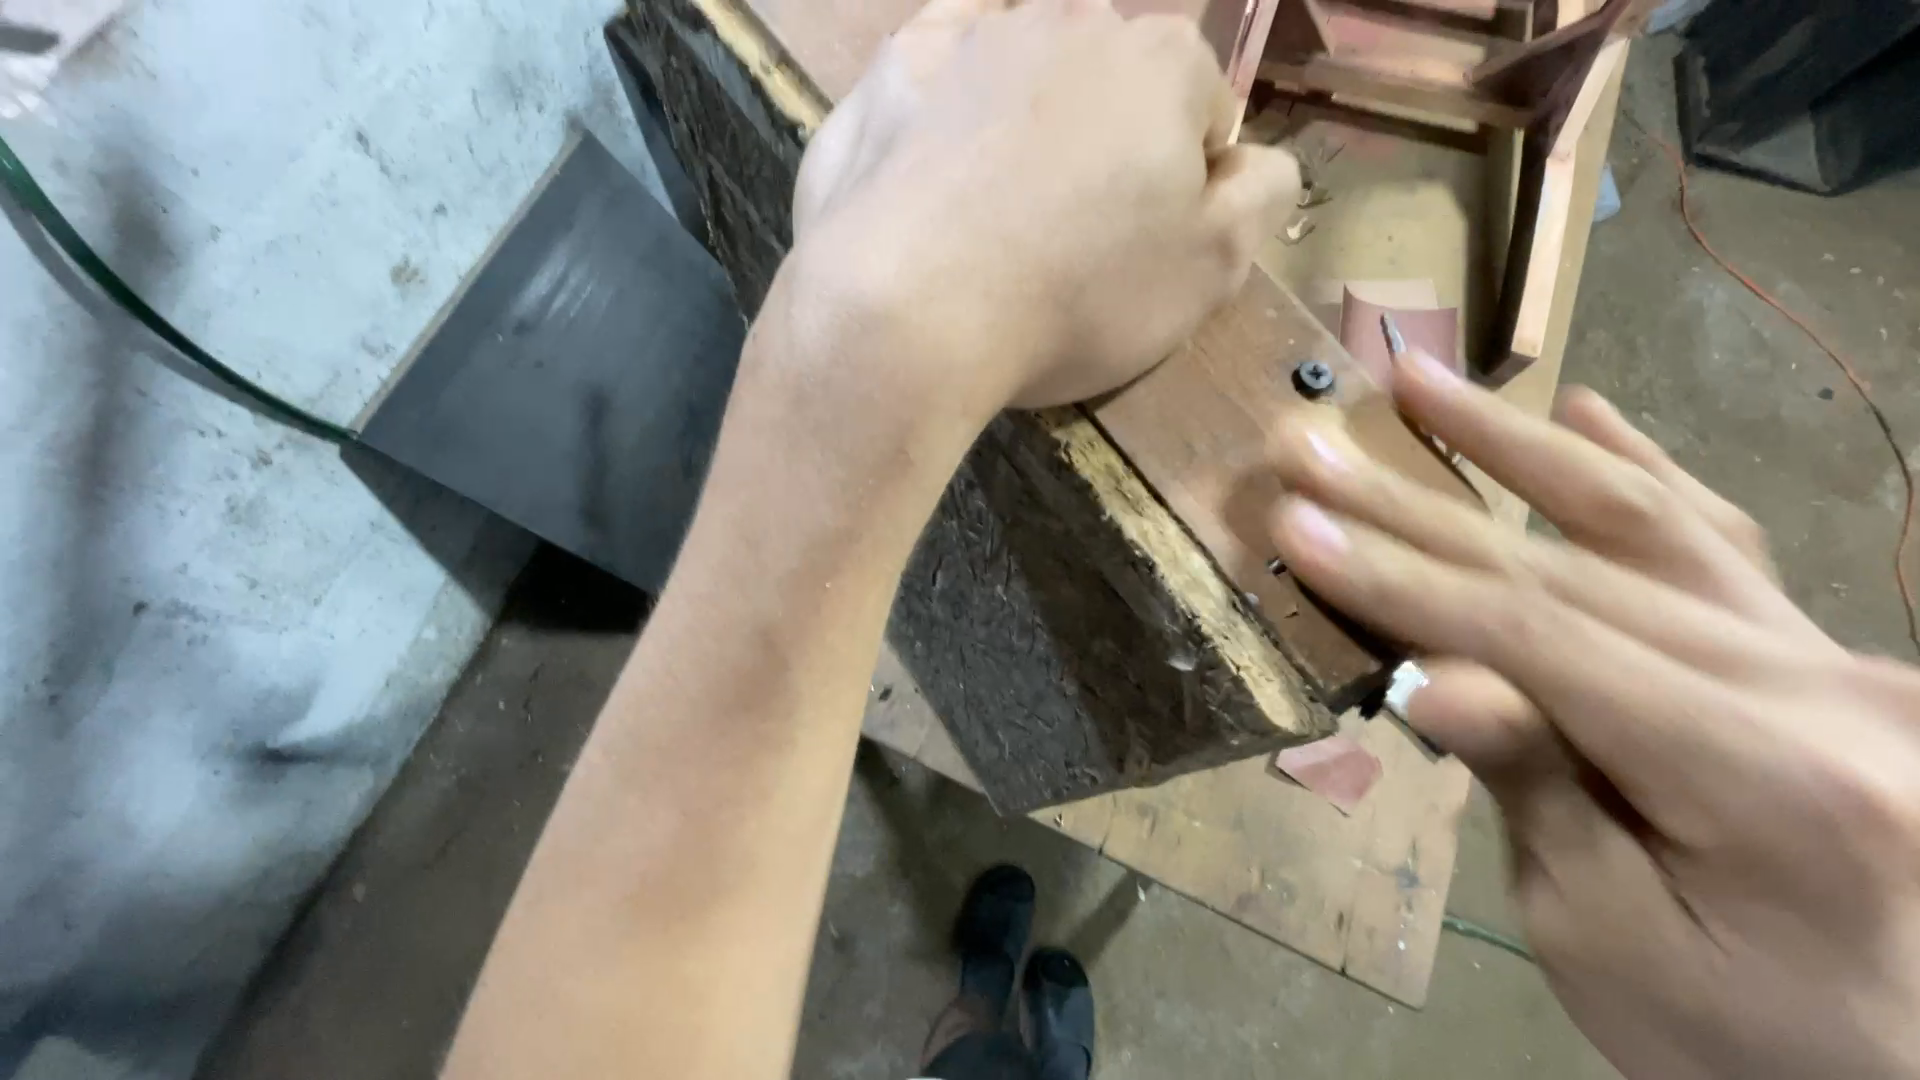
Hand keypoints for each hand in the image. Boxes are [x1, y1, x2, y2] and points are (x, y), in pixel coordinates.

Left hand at [785, 0, 1299, 413]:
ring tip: (993, 218)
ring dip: (1026, 130)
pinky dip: (946, 113)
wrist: (908, 315)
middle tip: (1066, 241)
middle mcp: (1069, 22)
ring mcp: (970, 38)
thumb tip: (1251, 162)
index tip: (1141, 251)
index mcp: (1162, 61)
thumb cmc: (1074, 299)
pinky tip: (937, 174)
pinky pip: (939, 77)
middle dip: (1106, 149)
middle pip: (1111, 88)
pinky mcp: (889, 74)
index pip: (1201, 115)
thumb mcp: (1208, 272)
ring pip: (1024, 79)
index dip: (1181, 189)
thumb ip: (1261, 199)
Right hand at [1266, 351, 1919, 1078]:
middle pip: (1567, 569)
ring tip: (1418, 382)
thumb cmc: (1735, 1032)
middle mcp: (1820, 686)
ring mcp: (1830, 654)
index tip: (1300, 524)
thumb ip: (1535, 789)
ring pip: (1643, 522)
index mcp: (1771, 778)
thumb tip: (1429, 680)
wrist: (1908, 1060)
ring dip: (1511, 445)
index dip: (1401, 579)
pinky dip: (1641, 470)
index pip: (1537, 640)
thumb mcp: (1606, 938)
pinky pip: (1720, 540)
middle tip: (1313, 451)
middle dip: (1415, 508)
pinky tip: (1582, 413)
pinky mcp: (1818, 653)